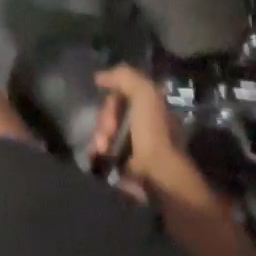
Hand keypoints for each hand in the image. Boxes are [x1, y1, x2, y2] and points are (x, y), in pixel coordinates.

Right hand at [92, 65, 209, 203]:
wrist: (158, 178)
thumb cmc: (154, 135)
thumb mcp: (145, 95)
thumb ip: (125, 78)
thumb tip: (99, 76)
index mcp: (153, 107)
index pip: (122, 94)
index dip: (111, 101)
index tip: (111, 112)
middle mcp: (145, 124)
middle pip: (111, 114)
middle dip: (103, 121)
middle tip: (105, 135)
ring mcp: (135, 146)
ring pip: (104, 132)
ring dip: (98, 138)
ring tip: (100, 150)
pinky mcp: (126, 165)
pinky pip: (103, 152)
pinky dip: (97, 153)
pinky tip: (97, 157)